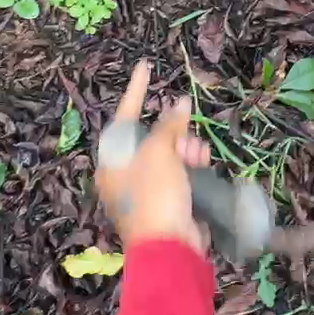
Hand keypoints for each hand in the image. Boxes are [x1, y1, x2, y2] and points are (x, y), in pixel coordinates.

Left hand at [97, 61, 210, 251]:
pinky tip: (201, 166)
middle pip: (152, 136)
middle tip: (187, 136)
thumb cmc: (154, 195)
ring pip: (170, 152)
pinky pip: (179, 171)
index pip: (124, 116)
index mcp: (112, 162)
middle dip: (174, 132)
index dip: (136, 90)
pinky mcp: (166, 201)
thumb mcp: (160, 152)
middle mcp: (124, 174)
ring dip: (187, 148)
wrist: (170, 248)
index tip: (144, 66)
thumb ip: (169, 125)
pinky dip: (191, 165)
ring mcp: (146, 189)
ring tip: (198, 155)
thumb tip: (179, 104)